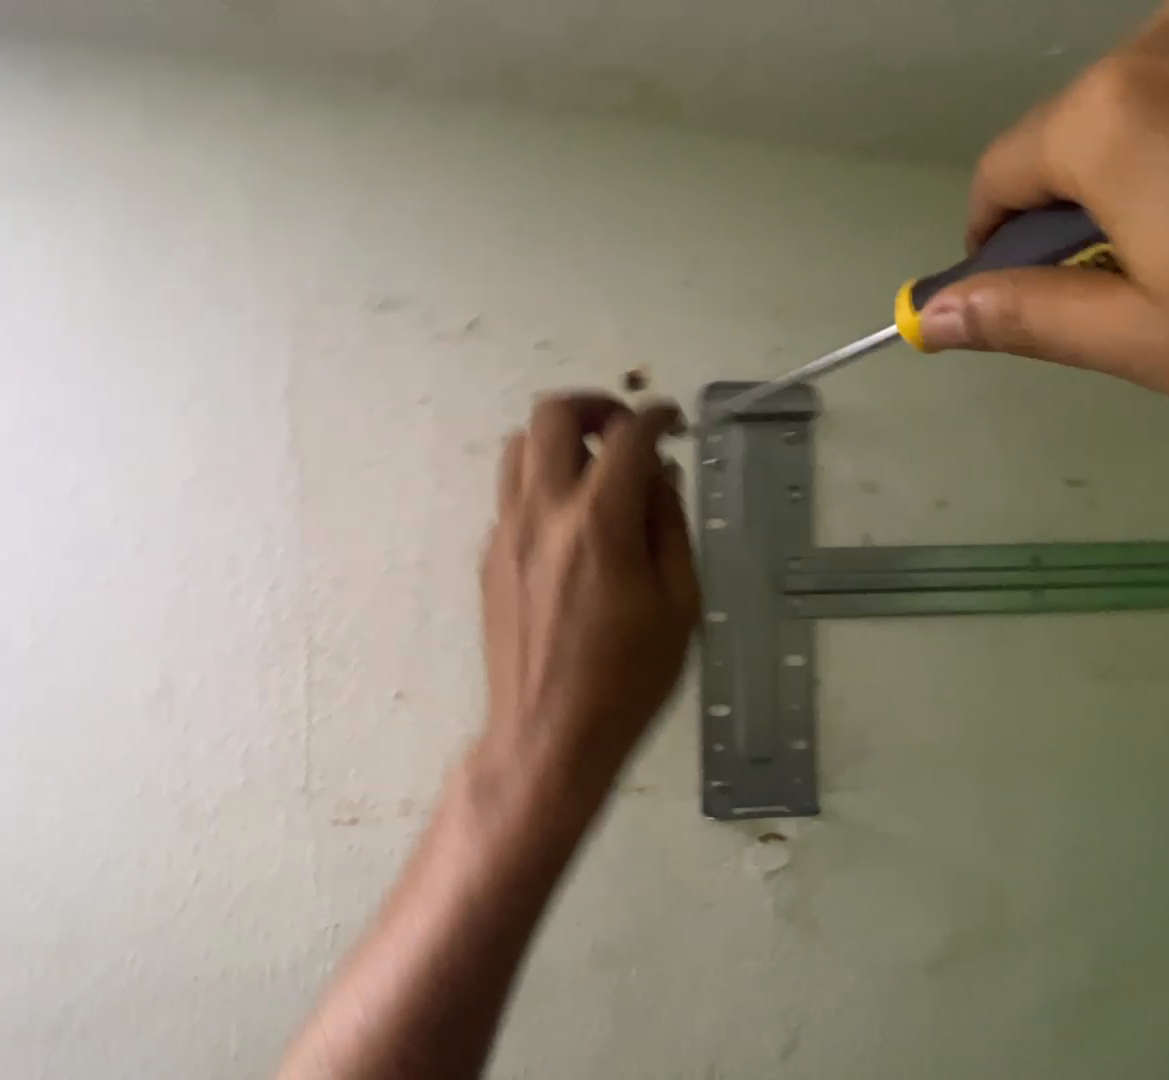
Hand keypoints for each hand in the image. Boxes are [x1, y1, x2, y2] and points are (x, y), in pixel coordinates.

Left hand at [479, 393, 699, 793]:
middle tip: (625, 432)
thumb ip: (669, 527)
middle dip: (596, 406)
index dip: (657, 416)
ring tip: (593, 470)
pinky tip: (571, 524)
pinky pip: (512, 494)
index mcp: (600, 524)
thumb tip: (660, 477)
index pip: (627, 435)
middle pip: (553, 416)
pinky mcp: (489, 557)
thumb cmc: (627, 678)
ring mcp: (507, 533)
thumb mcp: (679, 604)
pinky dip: (542, 484)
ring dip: (559, 441)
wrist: (548, 735)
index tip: (673, 422)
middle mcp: (544, 513)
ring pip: (519, 447)